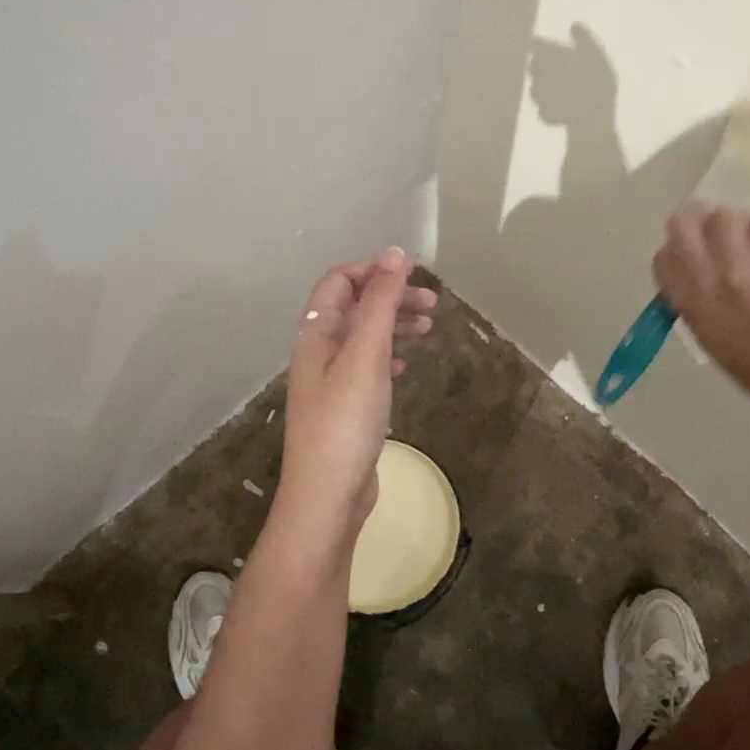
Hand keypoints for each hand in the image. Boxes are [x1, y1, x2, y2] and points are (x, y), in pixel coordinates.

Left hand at [280, 247, 436, 522]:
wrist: (328, 496)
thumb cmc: (345, 421)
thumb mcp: (365, 355)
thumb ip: (380, 304)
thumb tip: (395, 254)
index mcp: (316, 333)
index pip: (340, 281)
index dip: (375, 270)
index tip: (416, 276)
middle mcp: (318, 351)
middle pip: (355, 307)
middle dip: (391, 297)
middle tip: (433, 305)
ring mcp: (331, 380)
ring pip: (364, 336)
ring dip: (394, 325)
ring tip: (429, 329)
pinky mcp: (345, 406)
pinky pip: (368, 365)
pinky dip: (389, 355)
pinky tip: (406, 364)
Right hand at [653, 201, 749, 407]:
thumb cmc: (743, 357)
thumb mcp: (699, 328)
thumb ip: (688, 294)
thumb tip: (691, 268)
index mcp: (684, 296)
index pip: (662, 256)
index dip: (675, 252)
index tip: (688, 256)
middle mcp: (705, 271)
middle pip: (684, 222)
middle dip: (694, 222)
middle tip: (710, 232)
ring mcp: (740, 258)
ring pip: (724, 214)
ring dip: (731, 223)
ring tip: (744, 239)